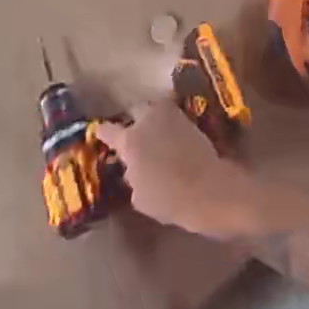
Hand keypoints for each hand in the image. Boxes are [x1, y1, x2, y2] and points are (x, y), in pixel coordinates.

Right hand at [96, 101, 251, 239]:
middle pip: (133, 110)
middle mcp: (147, 120)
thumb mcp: (140, 197)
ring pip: (154, 110)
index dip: (101, 132)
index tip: (98, 133)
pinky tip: (169, 138)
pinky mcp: (189, 119)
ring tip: (152, 135)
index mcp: (129, 141)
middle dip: (131, 120)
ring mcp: (169, 116)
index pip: (107, 130)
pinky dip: (168, 125)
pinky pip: (171, 117)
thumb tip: (132, 167)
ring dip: (151, 120)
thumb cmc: (170, 199)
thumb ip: (132, 176)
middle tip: (131, 134)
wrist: (210, 190)